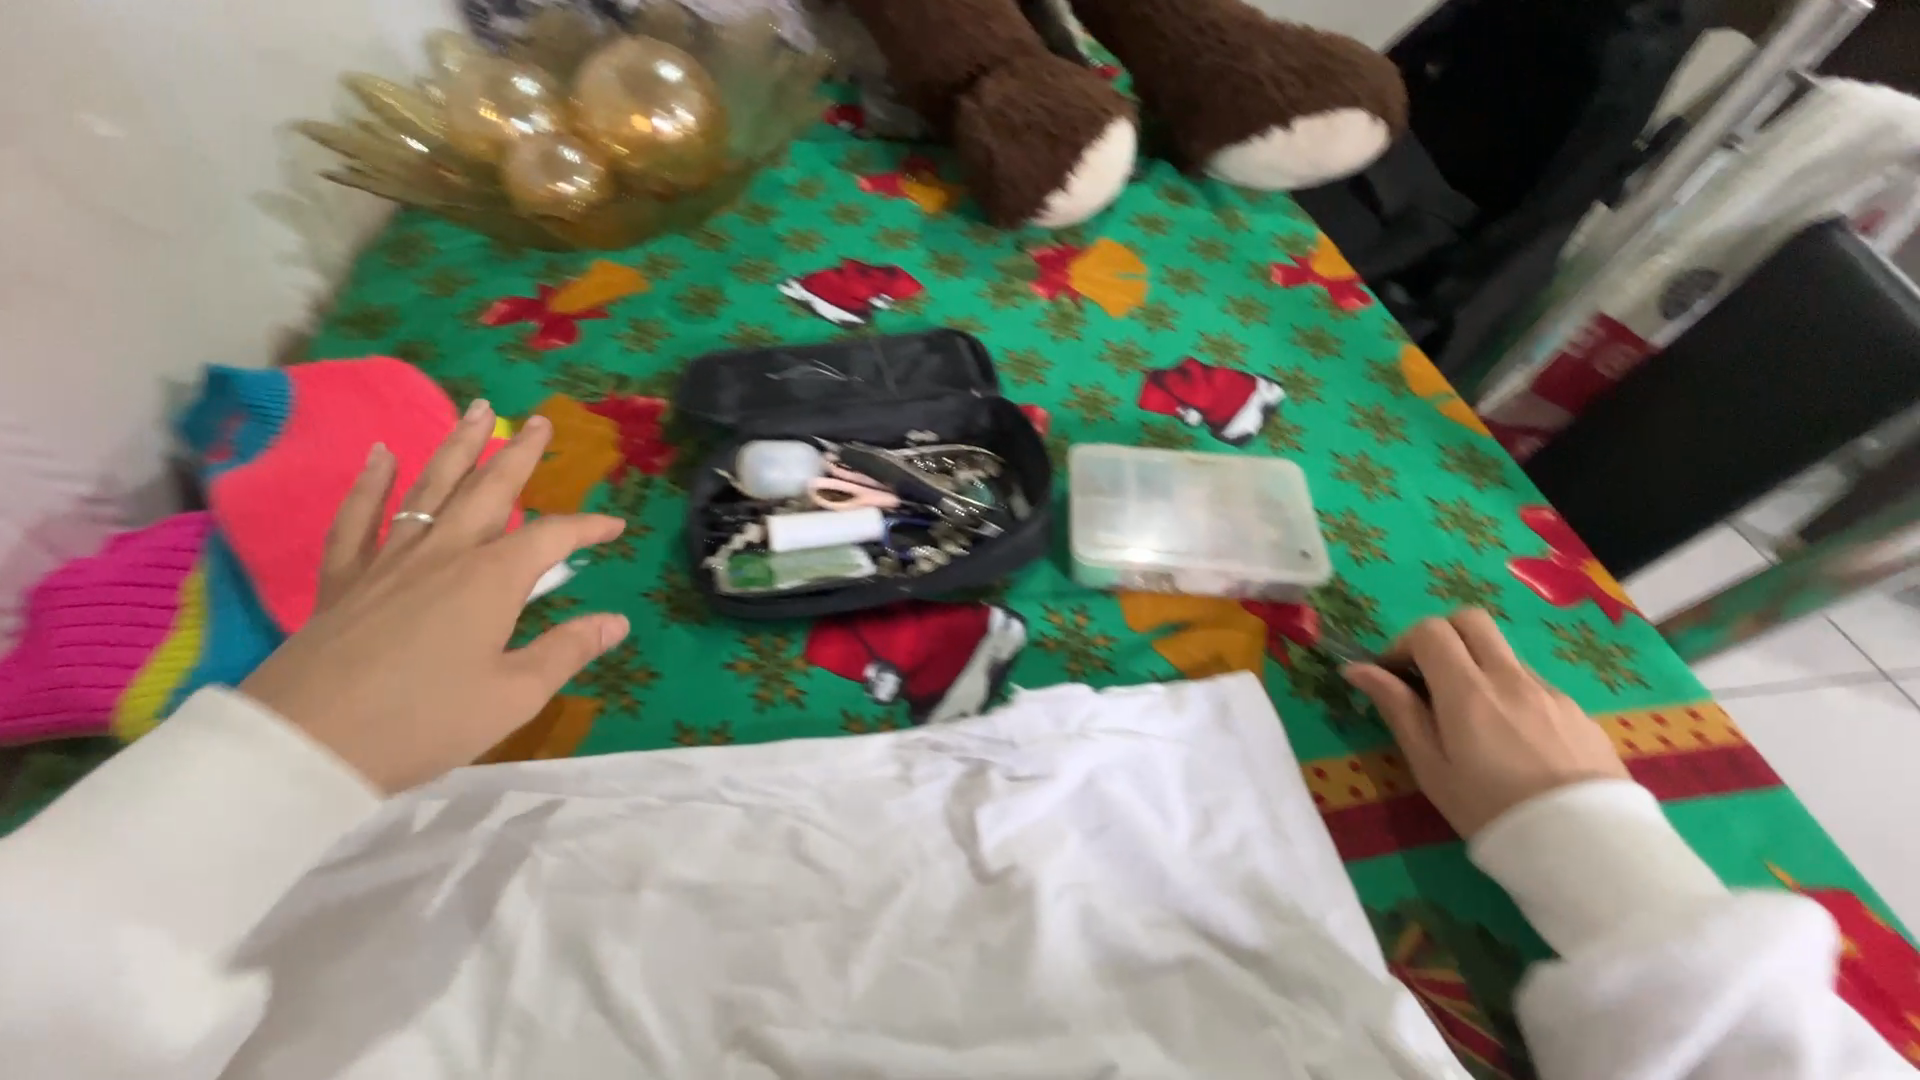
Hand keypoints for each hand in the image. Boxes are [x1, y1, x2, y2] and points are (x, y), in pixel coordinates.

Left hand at [240, 401, 629, 793]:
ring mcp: (389, 561)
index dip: (588, 528)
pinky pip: (358, 519)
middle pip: (489, 490)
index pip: (553, 537)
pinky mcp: (344, 580)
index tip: (616, 527)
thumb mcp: (515, 694)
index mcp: (492, 579)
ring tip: (475, 411)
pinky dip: (370, 483)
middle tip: (539, 420)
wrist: (306, 745)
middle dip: (519, 453)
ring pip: (430, 490)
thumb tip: (617, 621)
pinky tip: (381, 454)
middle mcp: (444, 554)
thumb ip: (568, 650)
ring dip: (457, 448)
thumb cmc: (425, 720)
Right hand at [1341, 609, 1627, 837]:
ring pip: (1503, 653)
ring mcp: (1549, 692)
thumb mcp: (1430, 766)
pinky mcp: (1578, 712)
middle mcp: (1510, 678)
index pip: (1430, 631)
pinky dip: (1510, 694)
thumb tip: (1358, 669)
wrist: (1588, 850)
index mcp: (1467, 690)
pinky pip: (1533, 685)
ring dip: (1477, 667)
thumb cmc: (1490, 810)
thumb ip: (1397, 709)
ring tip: (1472, 719)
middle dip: (1442, 636)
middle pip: (1471, 620)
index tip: (1395, 676)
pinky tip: (1513, 741)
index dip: (1403, 644)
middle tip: (1429, 675)